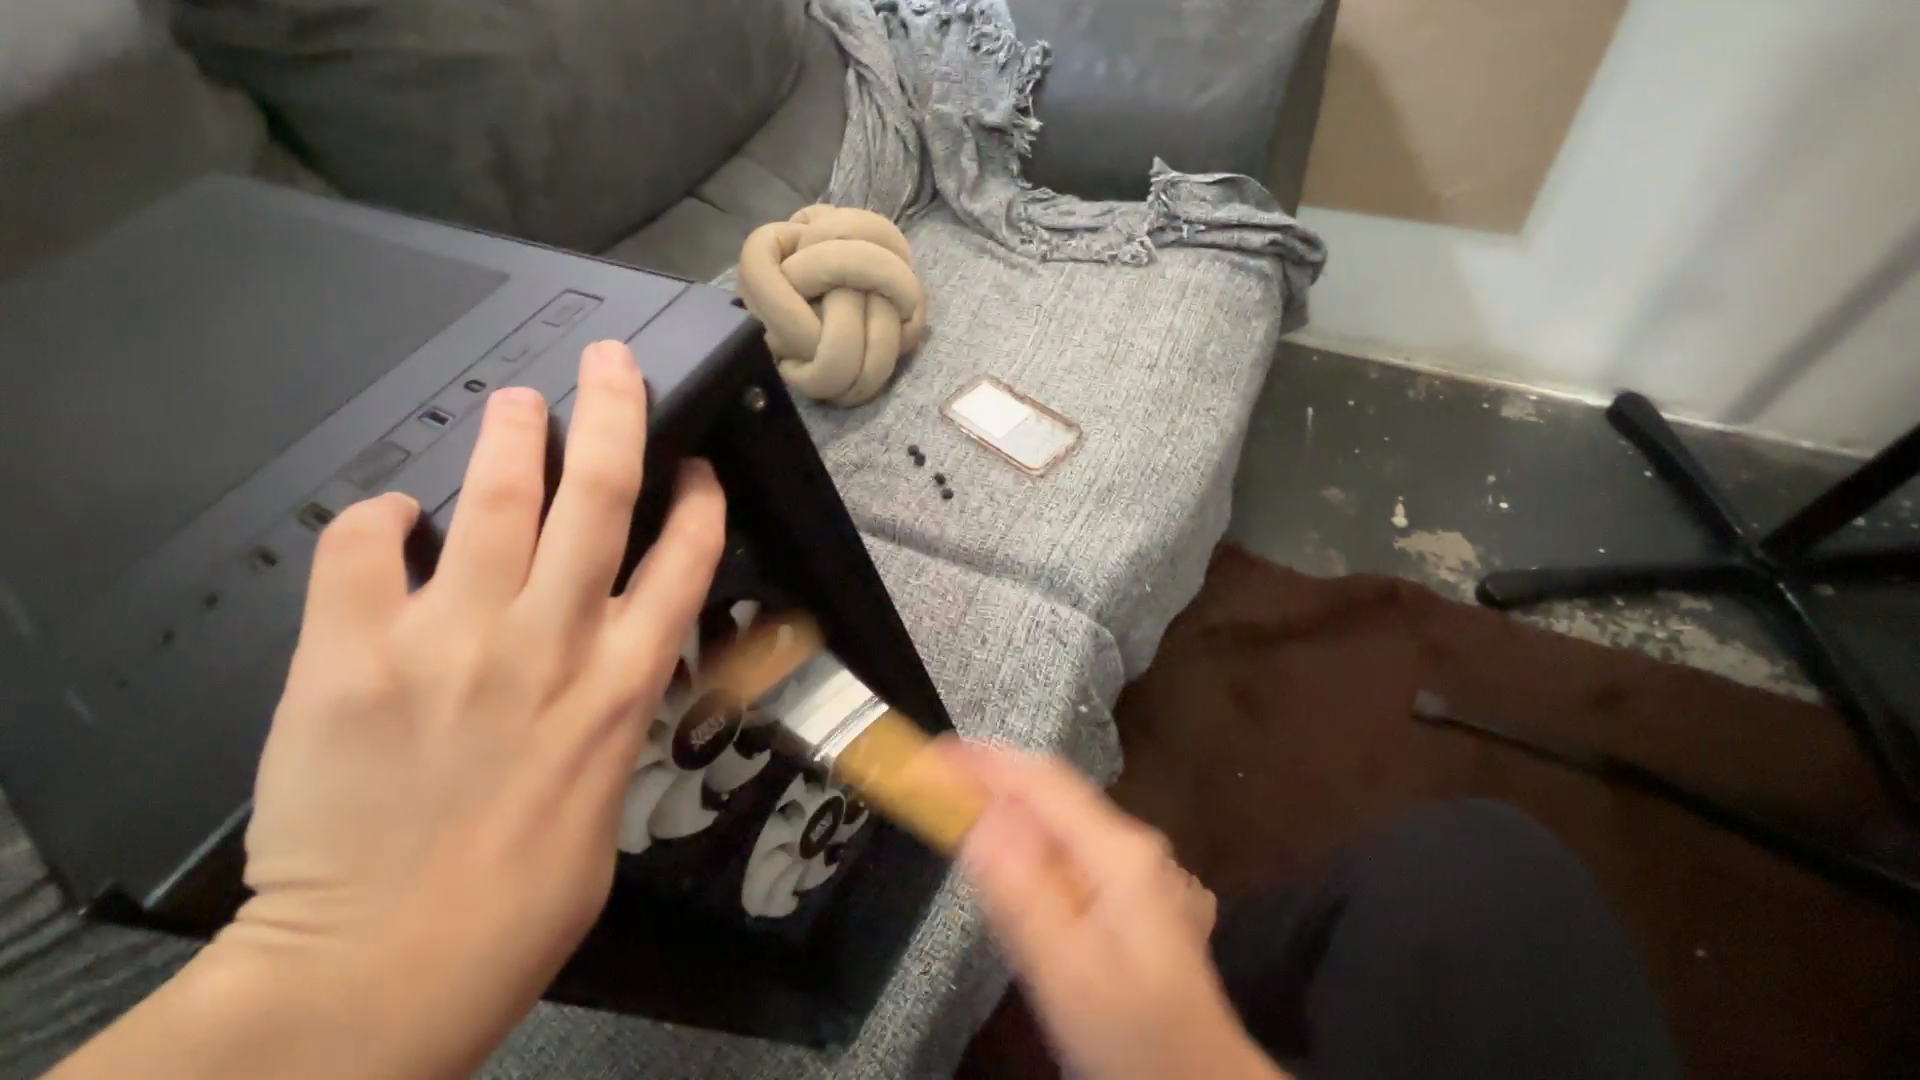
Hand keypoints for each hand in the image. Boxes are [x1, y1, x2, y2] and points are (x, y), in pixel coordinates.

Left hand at [231, 341, 722, 1070]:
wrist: (386, 962)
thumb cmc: (524, 897)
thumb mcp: (606, 794)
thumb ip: (604, 713)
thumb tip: (593, 665)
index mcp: (622, 684)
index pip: (684, 560)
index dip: (698, 501)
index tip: (696, 466)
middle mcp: (554, 642)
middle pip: (600, 497)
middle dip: (613, 415)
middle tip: (610, 366)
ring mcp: (455, 639)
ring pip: (497, 501)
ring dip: (513, 438)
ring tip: (519, 402)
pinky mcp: (353, 654)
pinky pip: (365, 549)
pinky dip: (379, 519)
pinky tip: (390, 515)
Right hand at [953, 744, 1286, 1079]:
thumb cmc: (1133, 1034)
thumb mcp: (1067, 970)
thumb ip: (1022, 892)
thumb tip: (981, 817)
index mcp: (1120, 853)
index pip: (1044, 782)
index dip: (986, 761)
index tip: (934, 753)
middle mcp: (1134, 845)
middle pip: (1053, 795)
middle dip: (993, 780)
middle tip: (935, 783)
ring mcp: (1140, 868)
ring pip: (1062, 820)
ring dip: (1010, 807)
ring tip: (959, 809)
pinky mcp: (1134, 892)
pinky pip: (1072, 847)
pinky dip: (1030, 840)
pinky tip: (1010, 858)